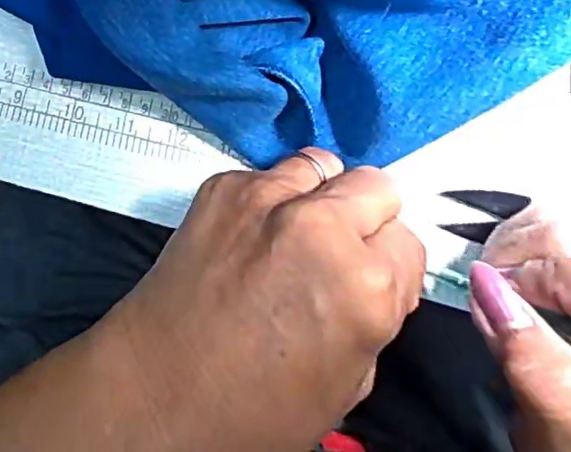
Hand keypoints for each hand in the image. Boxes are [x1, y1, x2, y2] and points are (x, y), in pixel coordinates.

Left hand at [97, 148, 426, 451]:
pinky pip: (267, 174)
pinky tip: (251, 234)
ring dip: (319, 194)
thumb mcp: (350, 378)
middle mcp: (317, 224)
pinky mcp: (222, 183)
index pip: (410, 242)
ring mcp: (264, 194)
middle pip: (374, 185)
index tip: (373, 277)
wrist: (161, 384)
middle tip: (340, 248)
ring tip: (296, 231)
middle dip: (367, 217)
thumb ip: (375, 309)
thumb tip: (378, 271)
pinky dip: (270, 197)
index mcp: (362, 282)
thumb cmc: (259, 405)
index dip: (392, 266)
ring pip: (320, 164)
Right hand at [467, 257, 570, 451]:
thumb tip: (488, 286)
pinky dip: (524, 254)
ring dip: (519, 251)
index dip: (548, 278)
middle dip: (524, 259)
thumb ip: (545, 385)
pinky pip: (567, 246)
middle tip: (484, 300)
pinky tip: (512, 289)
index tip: (492, 297)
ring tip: (496, 296)